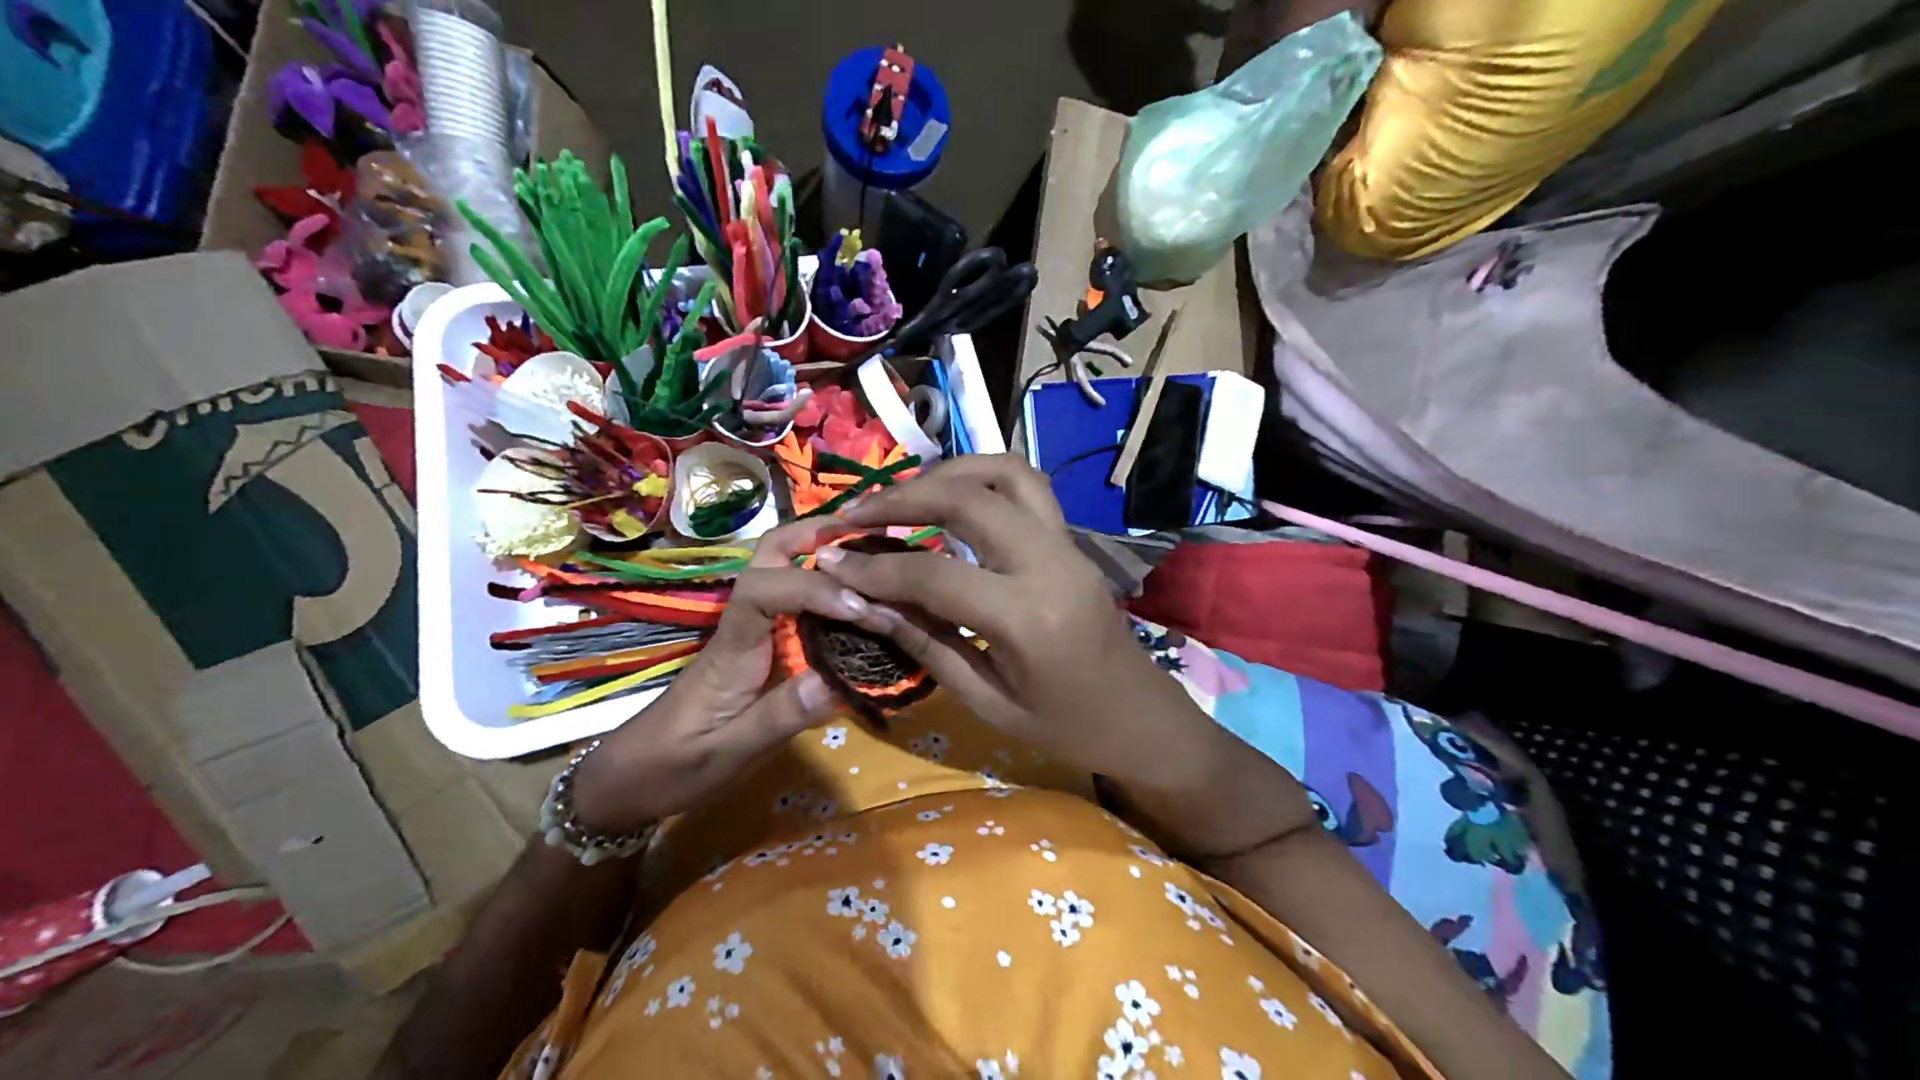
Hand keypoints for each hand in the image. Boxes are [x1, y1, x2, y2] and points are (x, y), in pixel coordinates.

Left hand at [570, 517, 882, 832]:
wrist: (636, 774)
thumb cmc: (677, 765)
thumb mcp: (730, 752)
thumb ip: (780, 716)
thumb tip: (837, 682)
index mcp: (733, 646)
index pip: (764, 590)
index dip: (814, 586)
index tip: (859, 607)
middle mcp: (743, 625)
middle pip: (770, 554)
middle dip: (817, 534)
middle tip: (871, 538)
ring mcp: (752, 632)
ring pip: (782, 568)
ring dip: (824, 552)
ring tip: (876, 559)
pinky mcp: (762, 645)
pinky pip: (794, 600)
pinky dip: (827, 585)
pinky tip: (858, 600)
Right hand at [815, 454, 1314, 855]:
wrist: (1142, 720)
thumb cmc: (1066, 728)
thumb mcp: (988, 704)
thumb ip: (927, 644)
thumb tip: (868, 601)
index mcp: (1027, 618)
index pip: (934, 575)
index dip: (875, 567)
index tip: (829, 559)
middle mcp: (1050, 564)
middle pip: (968, 499)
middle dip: (902, 499)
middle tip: (857, 515)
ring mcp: (1067, 544)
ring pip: (1005, 472)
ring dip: (947, 473)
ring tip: (902, 496)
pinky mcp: (1072, 539)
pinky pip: (1026, 486)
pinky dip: (981, 478)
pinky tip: (950, 498)